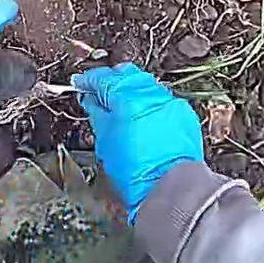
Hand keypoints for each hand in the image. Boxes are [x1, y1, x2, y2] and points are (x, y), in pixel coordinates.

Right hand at [73, 63, 203, 222]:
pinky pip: (160, 99)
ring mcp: (168, 101)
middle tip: (97, 93)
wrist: (170, 188)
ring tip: (118, 105)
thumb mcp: (105, 140)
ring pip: (144, 84)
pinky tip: (140, 115)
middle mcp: (150, 93)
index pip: (103, 78)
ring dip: (130, 90)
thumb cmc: (136, 170)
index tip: (80, 84)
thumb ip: (97, 112)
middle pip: (126, 75)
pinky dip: (147, 102)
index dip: (88, 81)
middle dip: (110, 80)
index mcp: (127, 96)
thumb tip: (90, 99)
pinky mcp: (183, 113)